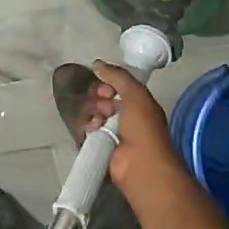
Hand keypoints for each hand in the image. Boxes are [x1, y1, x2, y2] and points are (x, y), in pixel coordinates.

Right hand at [88, 60, 183, 189]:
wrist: (141, 165)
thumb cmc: (143, 127)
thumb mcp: (136, 94)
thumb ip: (117, 76)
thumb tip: (97, 63)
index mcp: (137, 104)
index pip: (116, 87)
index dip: (108, 84)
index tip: (105, 89)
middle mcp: (124, 118)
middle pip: (101, 99)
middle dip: (98, 98)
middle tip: (103, 107)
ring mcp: (111, 133)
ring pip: (92, 113)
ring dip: (91, 113)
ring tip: (98, 121)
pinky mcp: (98, 147)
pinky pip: (85, 131)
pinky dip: (86, 128)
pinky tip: (92, 130)